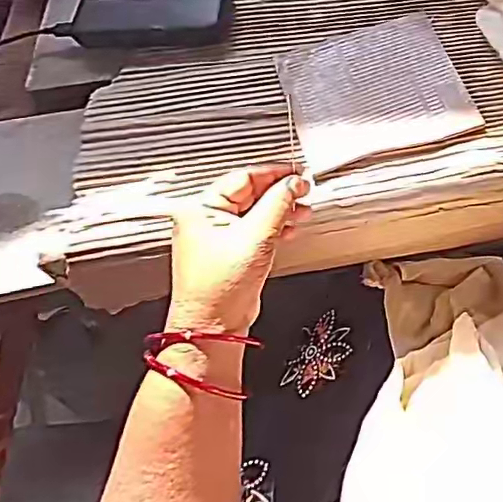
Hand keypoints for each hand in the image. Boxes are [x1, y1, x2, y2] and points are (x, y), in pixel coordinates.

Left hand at [166, 165, 312, 332]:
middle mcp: (205, 219)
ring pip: (256, 210)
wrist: (213, 327)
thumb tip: (294, 183)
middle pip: (251, 192)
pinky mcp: (230, 251)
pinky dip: (275, 225)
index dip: (275, 174)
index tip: (298, 174)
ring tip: (301, 210)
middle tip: (303, 191)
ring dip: (281, 210)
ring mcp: (217, 236)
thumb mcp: (257, 235)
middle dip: (281, 193)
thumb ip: (279, 203)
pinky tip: (289, 227)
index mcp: (200, 208)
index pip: (244, 176)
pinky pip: (256, 228)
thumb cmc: (218, 288)